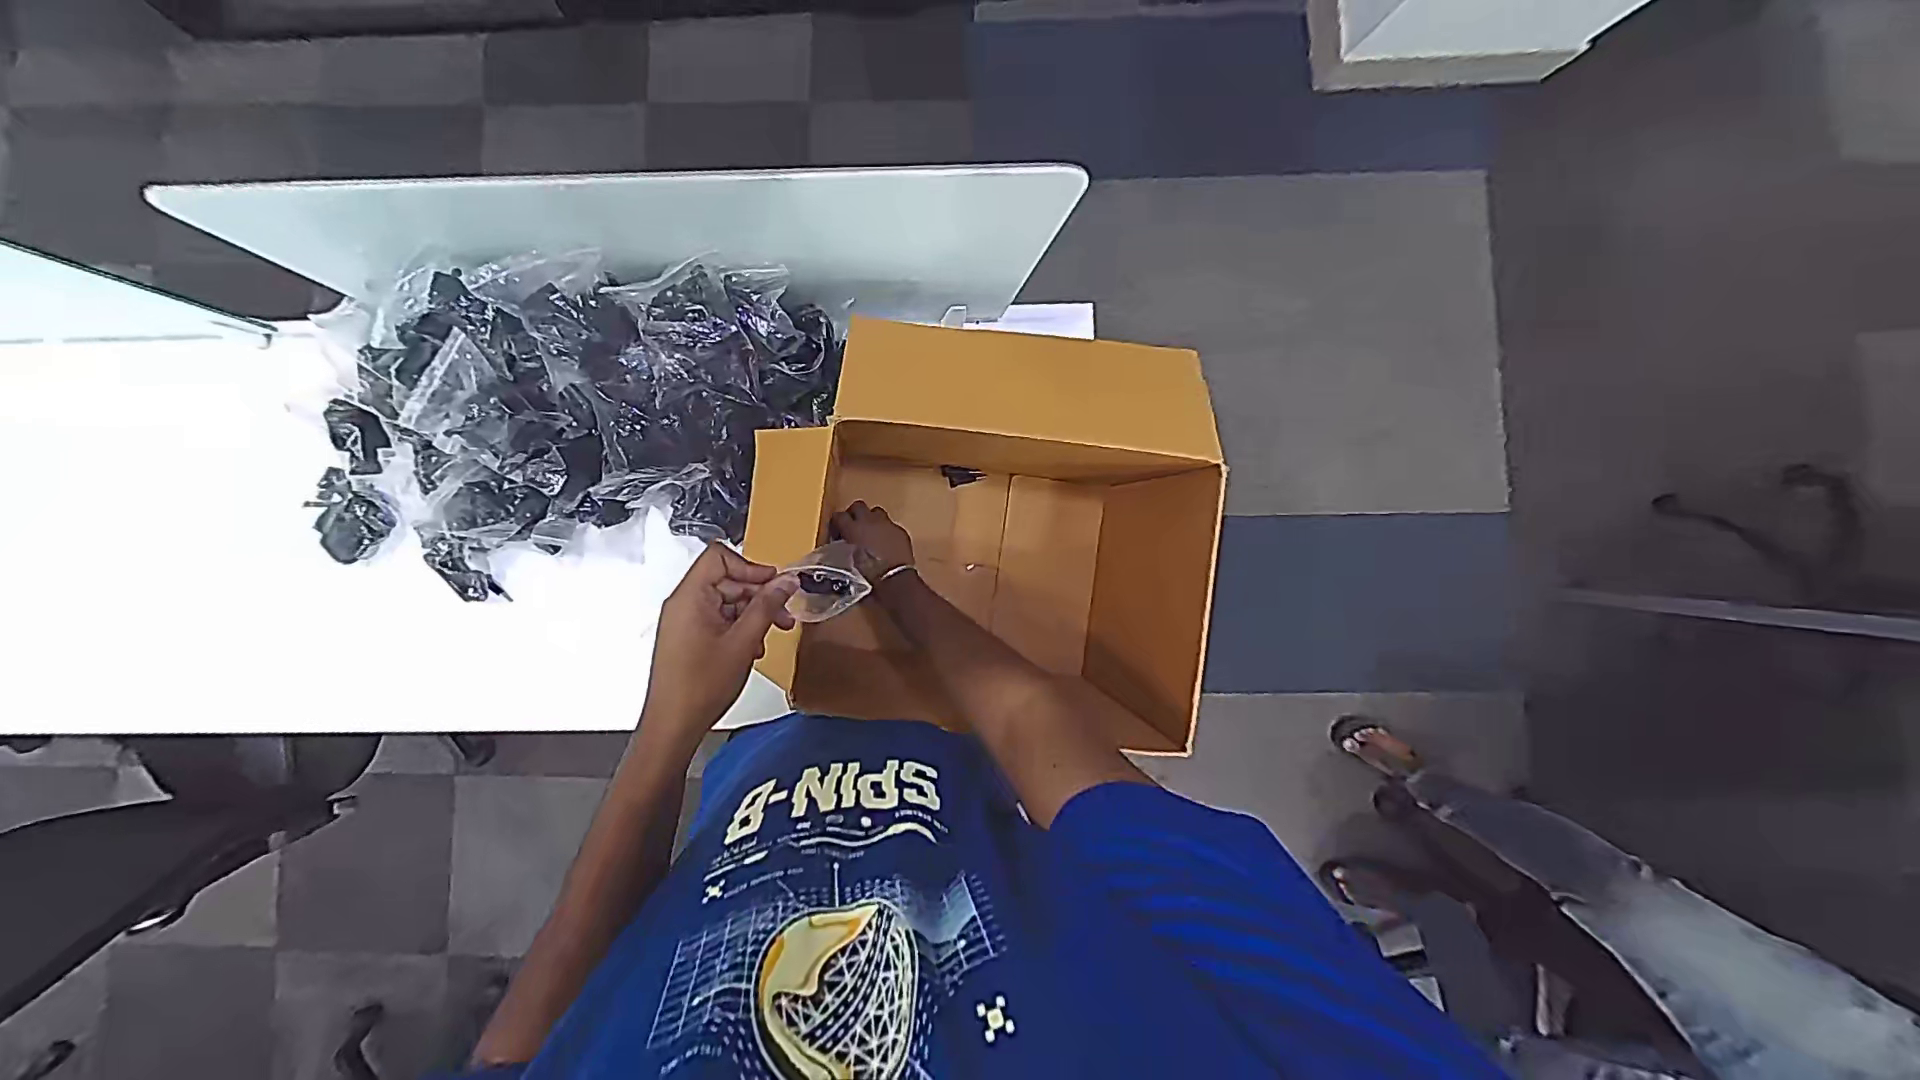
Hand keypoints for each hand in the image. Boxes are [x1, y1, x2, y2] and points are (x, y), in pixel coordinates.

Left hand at [643, 543, 796, 744]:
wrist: (673, 725)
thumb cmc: (699, 688)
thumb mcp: (744, 641)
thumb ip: (767, 606)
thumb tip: (785, 582)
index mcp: (690, 597)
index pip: (720, 557)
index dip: (751, 567)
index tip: (775, 584)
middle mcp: (683, 604)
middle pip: (727, 579)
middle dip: (759, 594)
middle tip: (784, 612)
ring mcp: (685, 621)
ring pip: (727, 601)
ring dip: (754, 612)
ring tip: (774, 631)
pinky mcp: (689, 636)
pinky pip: (719, 618)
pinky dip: (741, 626)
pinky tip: (754, 646)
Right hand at [830, 501, 914, 582]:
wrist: (893, 577)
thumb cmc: (868, 572)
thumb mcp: (850, 558)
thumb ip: (847, 545)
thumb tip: (847, 542)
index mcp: (852, 528)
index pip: (838, 516)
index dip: (837, 523)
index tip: (838, 532)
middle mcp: (869, 521)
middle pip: (858, 506)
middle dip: (855, 513)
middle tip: (854, 526)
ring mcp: (886, 524)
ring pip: (876, 512)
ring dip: (872, 519)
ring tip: (871, 532)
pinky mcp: (900, 530)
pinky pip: (891, 525)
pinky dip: (886, 531)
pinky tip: (886, 542)